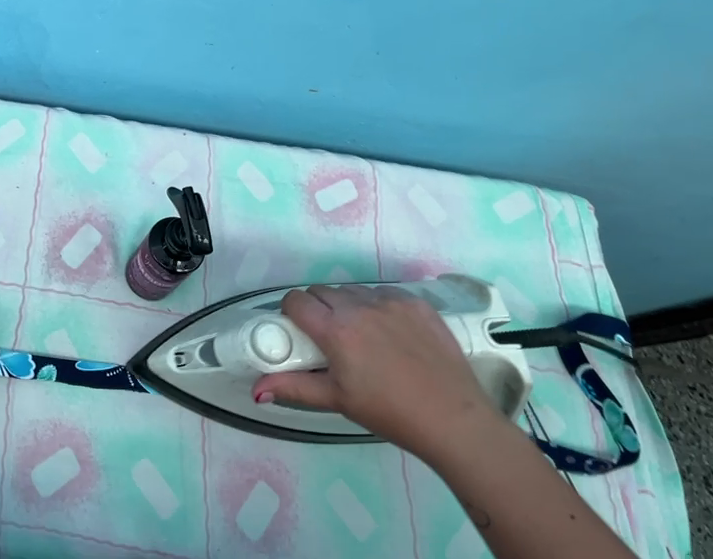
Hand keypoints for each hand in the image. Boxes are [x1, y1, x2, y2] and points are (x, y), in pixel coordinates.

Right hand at [250, 284, 504, 462]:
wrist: (455, 421)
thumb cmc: (390, 413)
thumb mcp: (338, 401)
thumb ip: (294, 387)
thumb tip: (257, 390)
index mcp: (335, 330)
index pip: (295, 300)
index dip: (291, 313)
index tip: (299, 331)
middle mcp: (359, 307)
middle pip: (321, 291)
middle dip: (317, 309)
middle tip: (329, 338)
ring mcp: (391, 302)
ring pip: (352, 290)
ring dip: (347, 306)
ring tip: (362, 336)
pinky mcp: (417, 303)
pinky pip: (383, 293)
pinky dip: (378, 307)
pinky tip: (390, 333)